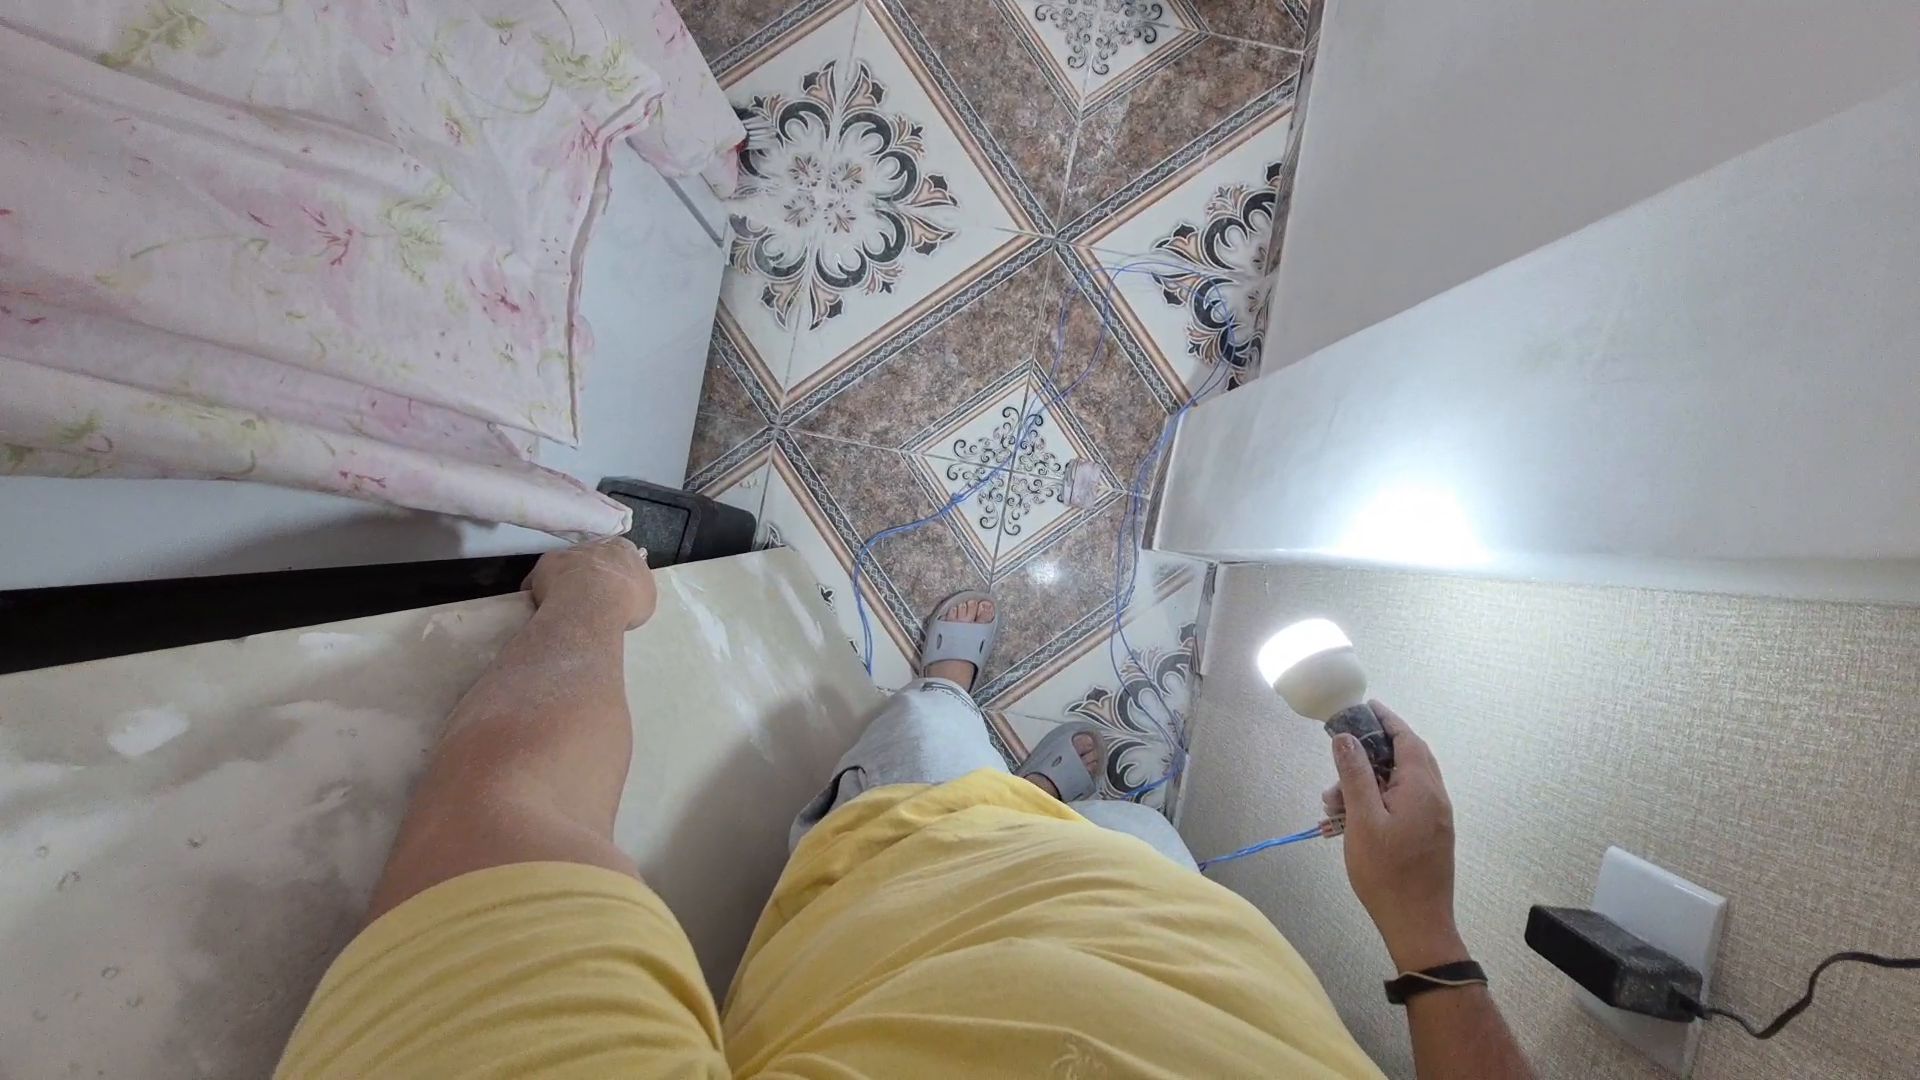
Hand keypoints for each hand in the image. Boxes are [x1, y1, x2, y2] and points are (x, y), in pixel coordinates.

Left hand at [522, 538, 656, 629]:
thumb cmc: (627, 601)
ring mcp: (570, 552)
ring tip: (566, 604)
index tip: (616, 582)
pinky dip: (540, 590)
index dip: (618, 566)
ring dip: (566, 579)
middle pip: (593, 556)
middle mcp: (598, 545)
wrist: (594, 602)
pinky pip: (540, 578)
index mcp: (625, 550)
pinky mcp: (546, 563)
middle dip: (591, 571)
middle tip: (591, 594)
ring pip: (567, 565)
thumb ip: (637, 589)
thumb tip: (627, 593)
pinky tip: (543, 607)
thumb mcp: (645, 598)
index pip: (623, 550)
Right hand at [1327, 700, 1465, 970]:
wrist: (1416, 926)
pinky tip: (1346, 819)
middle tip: (1339, 755)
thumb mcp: (1362, 819)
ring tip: (1332, 803)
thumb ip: (1355, 774)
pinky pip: (1399, 804)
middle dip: (1369, 753)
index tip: (1364, 706)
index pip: (1408, 740)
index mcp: (1423, 790)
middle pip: (1405, 759)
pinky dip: (1373, 802)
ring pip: (1397, 784)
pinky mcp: (1426, 836)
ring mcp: (1433, 820)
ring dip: (1364, 784)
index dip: (1387, 720)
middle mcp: (1434, 800)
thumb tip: (1347, 737)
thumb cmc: (1387, 871)